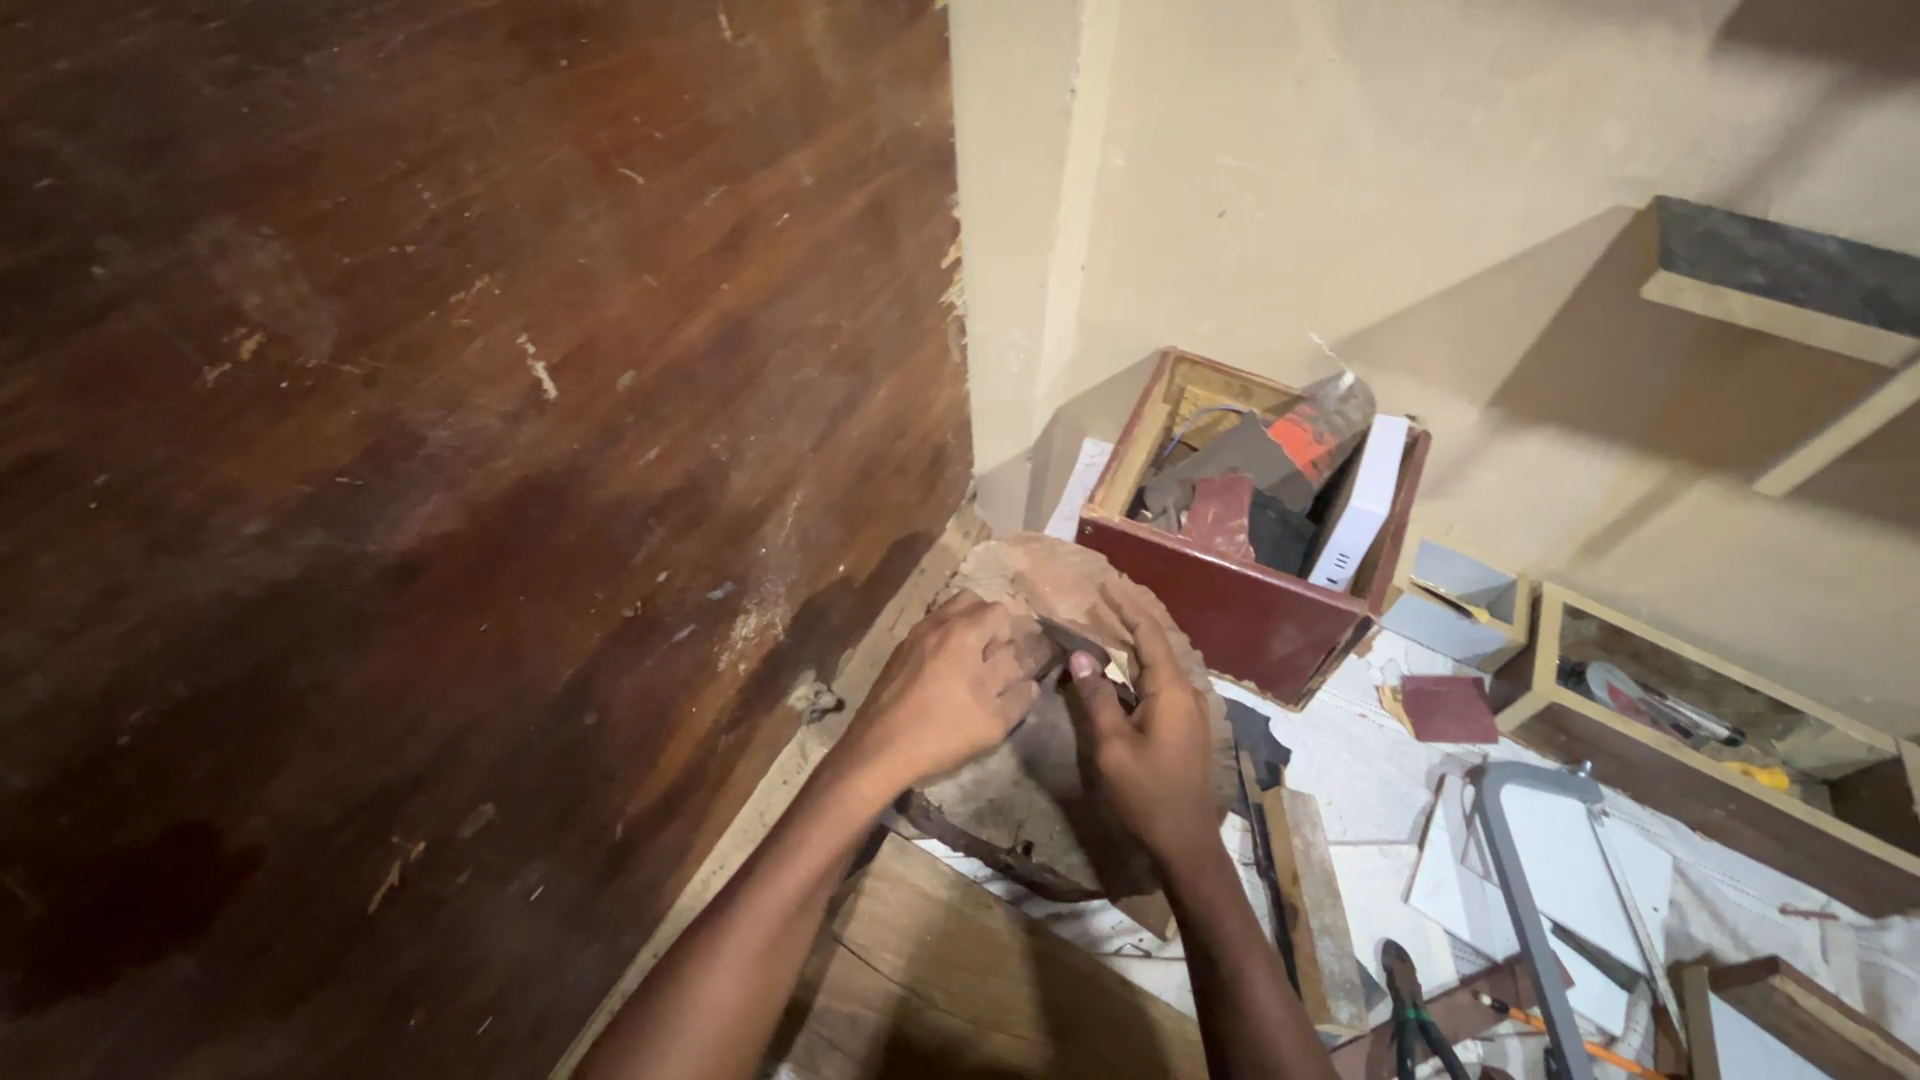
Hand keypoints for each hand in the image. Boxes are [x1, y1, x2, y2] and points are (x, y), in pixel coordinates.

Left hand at [832, 591, 1041, 793]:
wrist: (879, 749)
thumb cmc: (941, 734)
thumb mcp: (993, 725)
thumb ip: (1019, 700)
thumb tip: (1030, 685)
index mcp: (962, 634)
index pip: (998, 611)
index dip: (1009, 633)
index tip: (1008, 661)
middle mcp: (936, 625)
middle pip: (970, 600)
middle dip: (986, 620)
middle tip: (990, 655)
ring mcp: (911, 636)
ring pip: (945, 613)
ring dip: (962, 628)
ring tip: (967, 666)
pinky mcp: (895, 653)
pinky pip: (926, 630)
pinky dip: (941, 640)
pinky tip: (941, 677)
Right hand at [1065, 582, 1218, 866]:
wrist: (1186, 842)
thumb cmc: (1146, 793)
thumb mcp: (1111, 746)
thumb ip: (1096, 698)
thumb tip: (1080, 656)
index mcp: (1172, 691)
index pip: (1149, 634)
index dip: (1126, 607)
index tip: (1104, 585)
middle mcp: (1186, 693)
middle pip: (1156, 645)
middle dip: (1129, 619)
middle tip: (1101, 598)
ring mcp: (1188, 711)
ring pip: (1157, 666)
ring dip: (1131, 645)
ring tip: (1103, 626)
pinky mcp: (1183, 727)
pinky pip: (1158, 686)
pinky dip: (1135, 670)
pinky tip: (1115, 671)